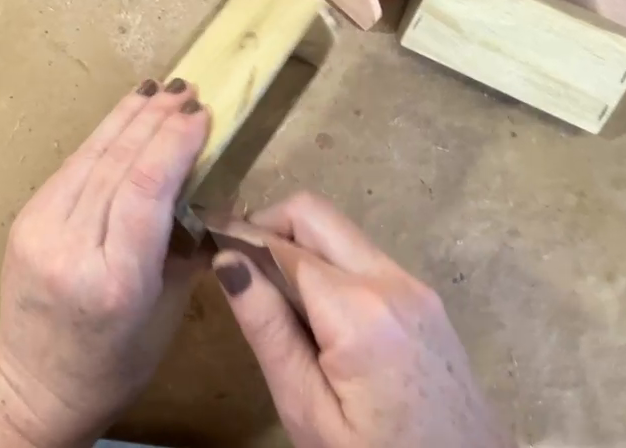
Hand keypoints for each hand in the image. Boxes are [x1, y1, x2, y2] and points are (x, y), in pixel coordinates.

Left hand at [0, 78, 209, 447]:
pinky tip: (124, 117)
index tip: (201, 114)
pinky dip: (102, 138)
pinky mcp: (25, 217)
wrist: (35, 381)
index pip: (145, 190)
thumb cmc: (116, 360)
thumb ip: (186, 244)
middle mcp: (71, 248)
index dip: (174, 143)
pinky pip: (72, 167)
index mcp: (115, 282)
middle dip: (155, 120)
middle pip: (117, 164)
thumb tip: (209, 182)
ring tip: (158, 91)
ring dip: (128, 118)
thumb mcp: (167, 311)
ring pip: (91, 156)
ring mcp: (40, 228)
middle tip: (187, 90)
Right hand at [213, 193, 507, 447]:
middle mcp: (390, 280)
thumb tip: (225, 259)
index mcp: (359, 310)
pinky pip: (360, 257)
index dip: (236, 237)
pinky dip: (325, 262)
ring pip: (337, 231)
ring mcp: (413, 286)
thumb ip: (268, 330)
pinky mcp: (424, 300)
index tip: (202, 241)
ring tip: (267, 291)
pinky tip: (310, 309)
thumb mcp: (309, 412)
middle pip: (312, 213)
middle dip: (265, 223)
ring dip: (295, 243)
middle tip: (233, 261)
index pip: (279, 244)